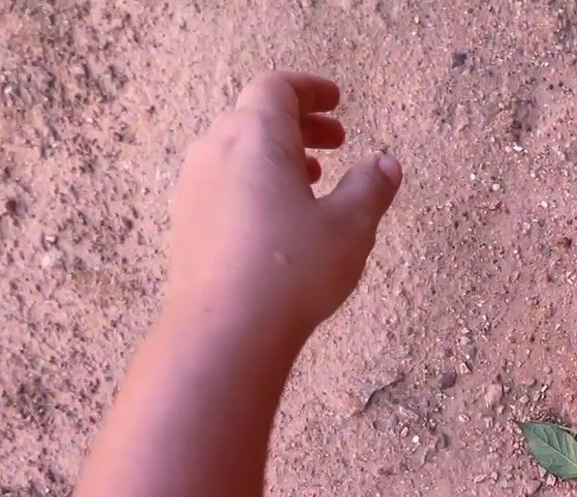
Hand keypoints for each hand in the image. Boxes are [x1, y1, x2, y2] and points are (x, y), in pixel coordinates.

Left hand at [166, 72, 401, 342]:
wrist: (229, 325)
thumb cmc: (295, 269)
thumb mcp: (351, 228)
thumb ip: (370, 190)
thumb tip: (387, 164)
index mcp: (257, 139)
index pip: (277, 90)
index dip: (309, 90)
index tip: (336, 99)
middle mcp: (216, 150)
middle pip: (254, 117)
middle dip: (299, 124)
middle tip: (336, 139)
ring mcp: (195, 186)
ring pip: (237, 151)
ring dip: (277, 155)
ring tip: (311, 178)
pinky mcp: (189, 221)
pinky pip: (225, 184)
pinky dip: (256, 183)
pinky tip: (278, 216)